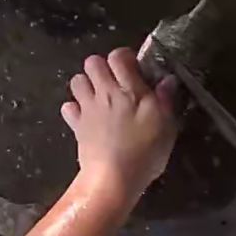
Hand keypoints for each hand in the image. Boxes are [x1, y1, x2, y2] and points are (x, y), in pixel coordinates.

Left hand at [62, 48, 178, 208]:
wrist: (113, 179)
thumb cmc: (145, 153)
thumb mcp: (167, 127)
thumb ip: (165, 100)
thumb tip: (168, 80)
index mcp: (129, 90)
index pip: (119, 56)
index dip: (125, 57)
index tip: (133, 69)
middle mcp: (105, 93)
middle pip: (92, 62)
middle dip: (102, 67)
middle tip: (115, 82)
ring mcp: (87, 109)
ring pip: (76, 80)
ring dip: (86, 84)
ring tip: (99, 97)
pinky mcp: (76, 126)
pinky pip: (68, 107)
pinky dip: (74, 109)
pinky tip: (86, 117)